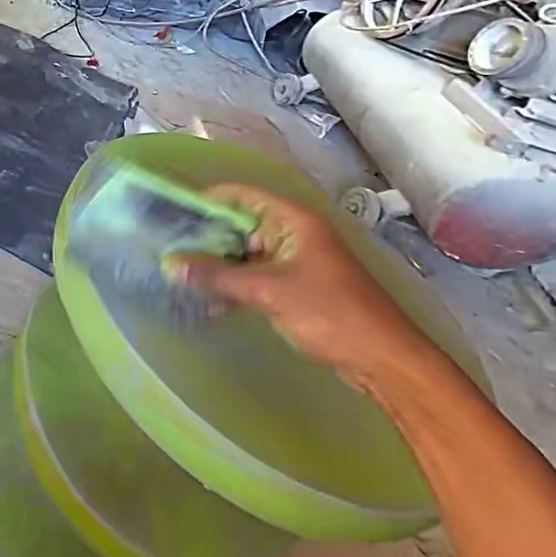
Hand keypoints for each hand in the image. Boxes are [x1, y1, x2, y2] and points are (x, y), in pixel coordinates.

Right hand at [164, 183, 441, 388]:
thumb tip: (170, 264)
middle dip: (207, 235)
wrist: (385, 361)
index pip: (242, 195)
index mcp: (294, 221)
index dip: (208, 199)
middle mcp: (294, 234)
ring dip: (218, 263)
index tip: (174, 211)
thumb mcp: (267, 291)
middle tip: (171, 246)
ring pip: (245, 252)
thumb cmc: (331, 314)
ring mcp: (296, 261)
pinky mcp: (296, 287)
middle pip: (240, 224)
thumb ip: (217, 276)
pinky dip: (233, 284)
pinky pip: (255, 275)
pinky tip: (210, 301)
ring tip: (183, 273)